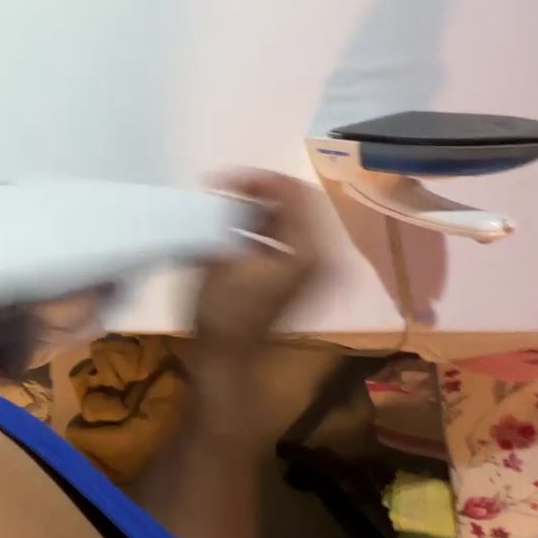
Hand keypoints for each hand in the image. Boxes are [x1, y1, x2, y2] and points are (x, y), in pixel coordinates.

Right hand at [191, 171, 322, 362]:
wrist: (227, 357)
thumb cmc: (223, 311)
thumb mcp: (222, 259)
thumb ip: (231, 222)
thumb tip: (226, 196)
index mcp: (308, 249)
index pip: (296, 194)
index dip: (259, 180)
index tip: (221, 180)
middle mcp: (318, 255)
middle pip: (294, 206)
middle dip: (256, 194)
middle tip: (220, 192)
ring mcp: (308, 269)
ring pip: (286, 223)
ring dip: (254, 212)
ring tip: (219, 212)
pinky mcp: (294, 280)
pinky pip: (281, 241)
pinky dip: (256, 231)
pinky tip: (228, 234)